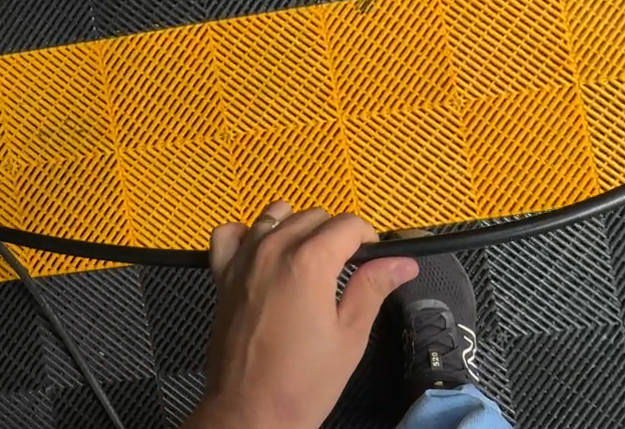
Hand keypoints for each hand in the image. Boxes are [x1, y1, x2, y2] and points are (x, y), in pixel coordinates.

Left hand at [184, 202, 419, 428]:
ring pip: (276, 216)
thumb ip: (373, 288)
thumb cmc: (304, 381)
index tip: (372, 258)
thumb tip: (403, 262)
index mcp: (310, 261)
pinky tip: (260, 251)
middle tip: (343, 269)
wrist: (249, 413)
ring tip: (307, 260)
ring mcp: (244, 257)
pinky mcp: (221, 272)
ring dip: (296, 228)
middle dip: (335, 235)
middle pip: (314, 216)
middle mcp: (275, 247)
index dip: (367, 237)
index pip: (348, 224)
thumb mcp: (350, 337)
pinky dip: (246, 233)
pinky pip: (230, 232)